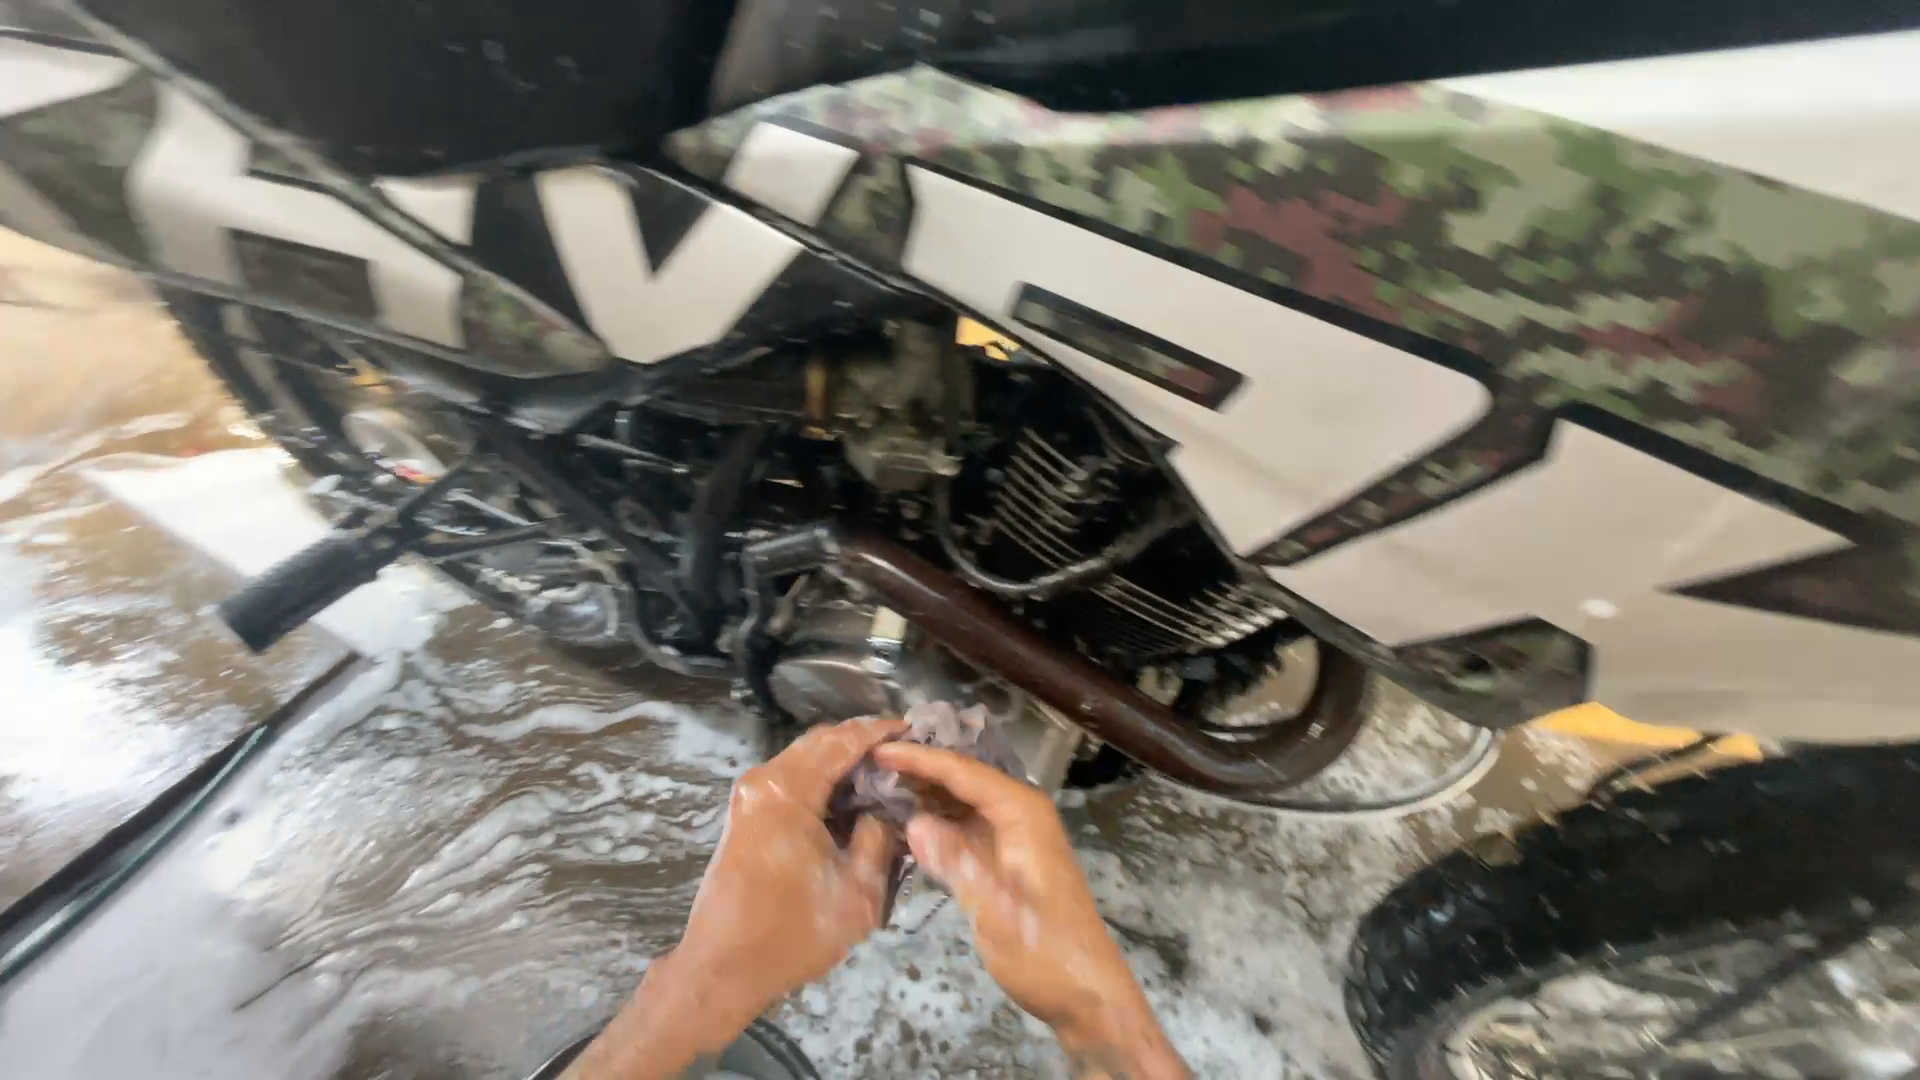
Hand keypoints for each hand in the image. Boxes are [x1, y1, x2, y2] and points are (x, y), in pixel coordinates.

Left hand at [676, 714, 905, 1011]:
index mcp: (789, 790)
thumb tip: (887, 811)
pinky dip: (823, 775)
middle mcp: (764, 780)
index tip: (914, 728)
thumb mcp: (857, 893)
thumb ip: (879, 839)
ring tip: (883, 771)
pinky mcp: (747, 811)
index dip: (880, 731)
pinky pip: (792, 776)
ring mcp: (750, 794)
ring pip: (805, 756)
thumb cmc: (791, 934)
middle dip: (863, 740)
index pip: (843, 741)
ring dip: (842, 757)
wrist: (719, 971)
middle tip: (903, 750)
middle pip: (822, 740)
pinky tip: (850, 794)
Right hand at [875, 743, 1189, 1079]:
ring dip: (924, 792)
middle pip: (962, 777)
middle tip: (869, 763)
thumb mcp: (996, 913)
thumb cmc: (1046, 954)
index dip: (919, 758)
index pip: (963, 771)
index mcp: (1022, 812)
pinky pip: (965, 824)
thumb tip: (913, 822)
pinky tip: (906, 823)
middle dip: (918, 768)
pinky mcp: (1005, 855)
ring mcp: (1013, 833)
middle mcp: (1019, 812)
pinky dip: (936, 820)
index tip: (878, 750)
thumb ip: (957, 863)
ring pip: (962, 799)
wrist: (1087, 994)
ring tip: (878, 785)